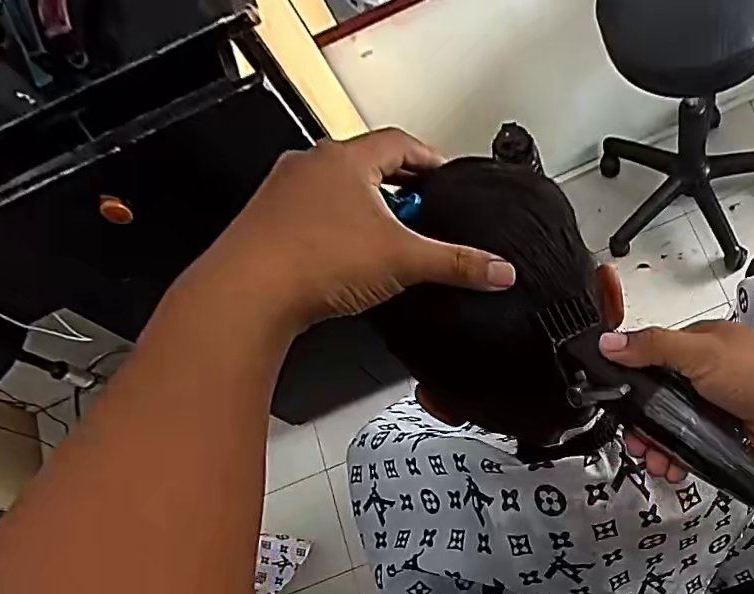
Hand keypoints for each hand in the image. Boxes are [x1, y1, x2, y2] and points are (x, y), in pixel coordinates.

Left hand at [185, 129, 515, 332]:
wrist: (253, 290)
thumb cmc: (312, 259)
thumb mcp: (407, 261)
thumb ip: (459, 264)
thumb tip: (499, 269)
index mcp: (344, 160)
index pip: (399, 144)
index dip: (431, 159)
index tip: (448, 176)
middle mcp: (312, 168)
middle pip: (372, 169)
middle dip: (405, 194)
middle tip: (427, 222)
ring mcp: (289, 195)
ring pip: (346, 196)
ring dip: (375, 216)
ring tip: (397, 249)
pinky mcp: (278, 226)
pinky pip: (323, 221)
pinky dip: (348, 236)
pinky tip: (361, 266)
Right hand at [599, 321, 753, 478]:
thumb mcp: (702, 353)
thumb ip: (654, 347)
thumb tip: (611, 341)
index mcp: (698, 346)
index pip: (650, 359)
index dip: (630, 381)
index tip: (617, 404)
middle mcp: (705, 375)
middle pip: (658, 401)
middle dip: (643, 425)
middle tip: (637, 443)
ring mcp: (715, 407)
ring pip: (674, 429)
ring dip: (660, 447)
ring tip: (656, 462)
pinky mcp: (725, 434)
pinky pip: (693, 448)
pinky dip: (681, 460)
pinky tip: (675, 468)